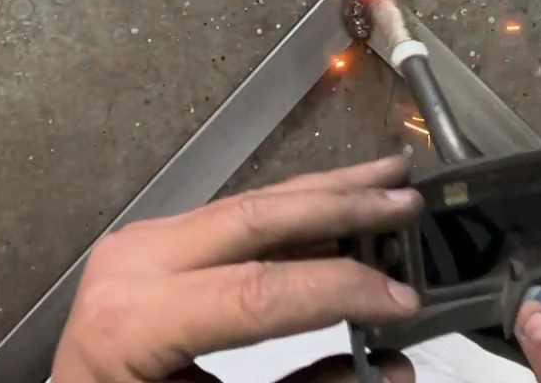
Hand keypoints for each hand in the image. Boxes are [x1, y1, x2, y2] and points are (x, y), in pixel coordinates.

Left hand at [53, 156, 425, 382]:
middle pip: (256, 218)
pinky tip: (336, 198)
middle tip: (407, 202)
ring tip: (387, 177)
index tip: (404, 299)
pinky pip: (236, 216)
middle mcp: (136, 261)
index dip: (338, 290)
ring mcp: (144, 240)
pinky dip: (294, 208)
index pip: (257, 292)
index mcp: (133, 320)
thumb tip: (390, 368)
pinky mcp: (157, 238)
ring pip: (250, 202)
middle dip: (341, 207)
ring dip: (325, 191)